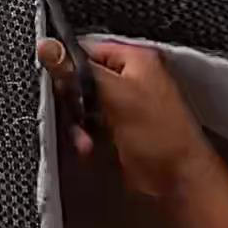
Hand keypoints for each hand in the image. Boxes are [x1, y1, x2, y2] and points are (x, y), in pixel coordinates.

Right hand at [37, 38, 215, 197]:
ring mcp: (125, 102)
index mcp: (135, 58)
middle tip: (72, 114)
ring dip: (78, 121)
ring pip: (84, 102)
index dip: (68, 64)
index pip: (88, 48)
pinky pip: (91, 121)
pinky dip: (86, 132)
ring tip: (83, 139)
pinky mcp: (120, 126)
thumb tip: (47, 46)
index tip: (55, 81)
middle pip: (83, 77)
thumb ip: (77, 71)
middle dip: (73, 100)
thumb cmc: (159, 135)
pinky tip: (87, 145)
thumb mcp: (114, 96)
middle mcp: (130, 76)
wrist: (180, 181)